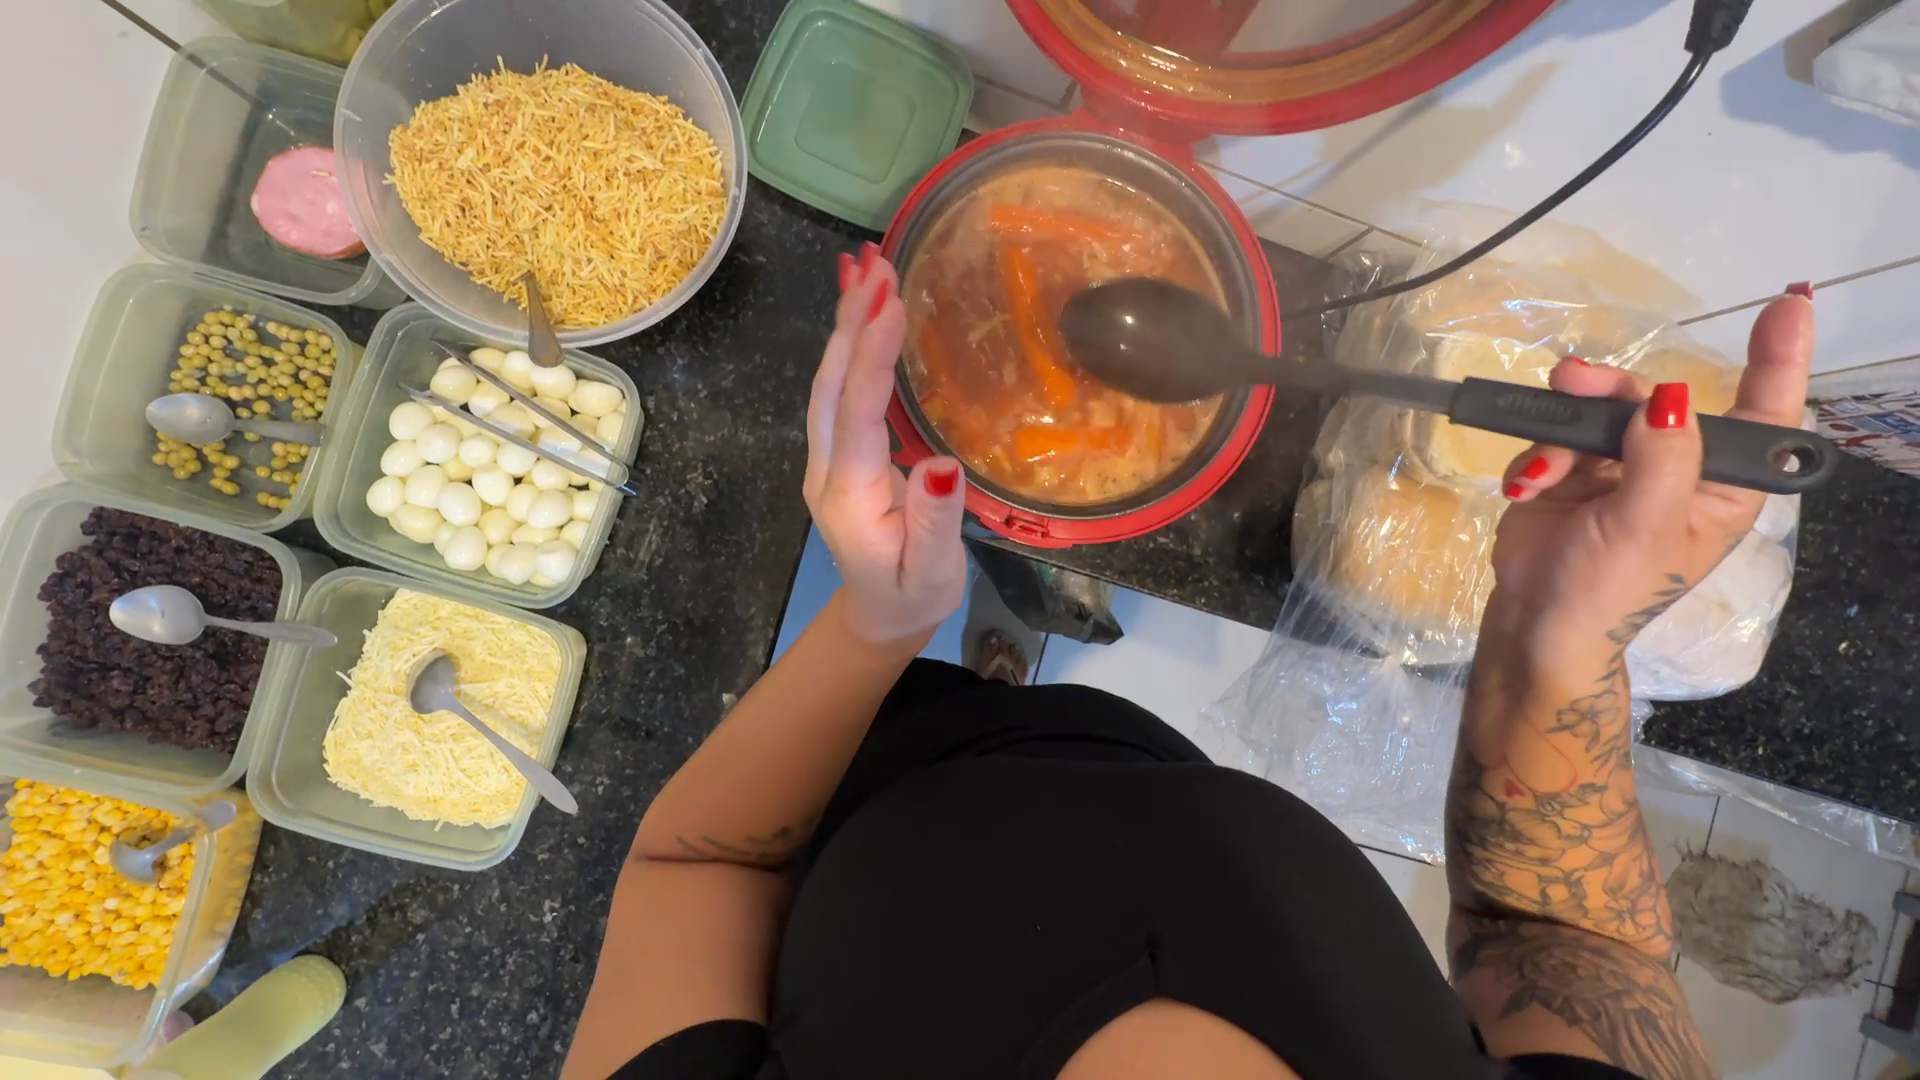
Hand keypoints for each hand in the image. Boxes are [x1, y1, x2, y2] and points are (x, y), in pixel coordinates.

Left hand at [803, 243, 967, 647]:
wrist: (880, 615)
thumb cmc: (912, 595)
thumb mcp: (932, 571)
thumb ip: (934, 522)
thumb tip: (941, 465)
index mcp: (849, 493)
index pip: (856, 414)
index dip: (871, 357)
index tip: (891, 302)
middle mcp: (828, 468)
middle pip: (831, 386)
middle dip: (851, 322)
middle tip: (875, 262)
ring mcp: (829, 460)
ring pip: (830, 384)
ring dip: (846, 326)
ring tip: (865, 270)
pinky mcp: (842, 455)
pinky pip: (841, 394)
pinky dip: (852, 349)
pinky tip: (865, 317)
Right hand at [1483, 289, 1814, 662]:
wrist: (1536, 619)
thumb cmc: (1609, 587)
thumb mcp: (1645, 525)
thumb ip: (1661, 459)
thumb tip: (1667, 395)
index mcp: (1717, 486)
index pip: (1761, 415)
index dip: (1776, 360)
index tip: (1787, 306)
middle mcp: (1668, 471)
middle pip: (1650, 405)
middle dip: (1611, 391)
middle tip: (1568, 377)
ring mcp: (1610, 473)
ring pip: (1590, 419)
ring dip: (1557, 434)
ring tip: (1534, 471)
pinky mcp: (1560, 479)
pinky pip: (1546, 445)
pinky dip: (1531, 463)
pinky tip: (1523, 490)